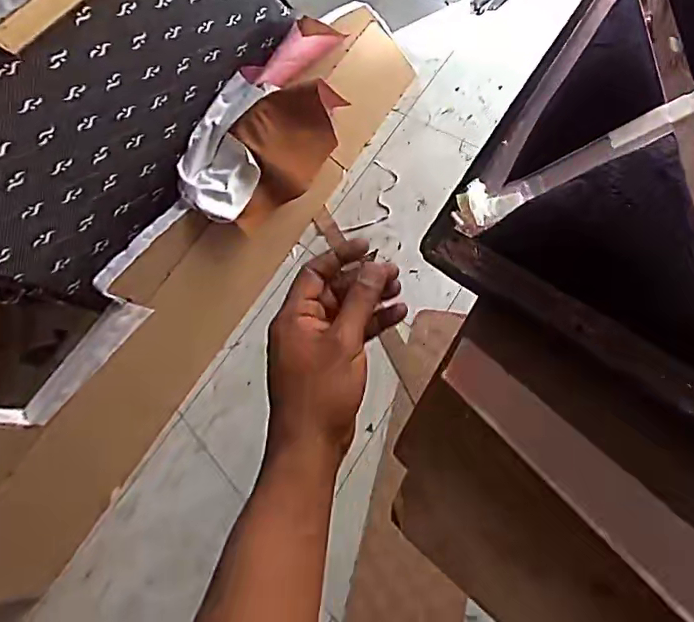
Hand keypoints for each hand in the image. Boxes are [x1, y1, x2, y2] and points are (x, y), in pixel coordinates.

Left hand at [264, 251, 405, 467]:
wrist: (312, 445)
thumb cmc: (319, 395)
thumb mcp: (344, 340)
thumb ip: (360, 300)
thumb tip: (375, 268)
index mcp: (294, 317)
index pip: (315, 272)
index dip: (341, 255)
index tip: (368, 247)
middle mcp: (303, 326)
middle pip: (335, 288)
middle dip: (364, 278)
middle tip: (392, 272)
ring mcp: (317, 343)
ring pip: (348, 308)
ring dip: (372, 298)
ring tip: (398, 290)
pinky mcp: (332, 359)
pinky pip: (354, 329)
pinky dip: (373, 320)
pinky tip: (395, 314)